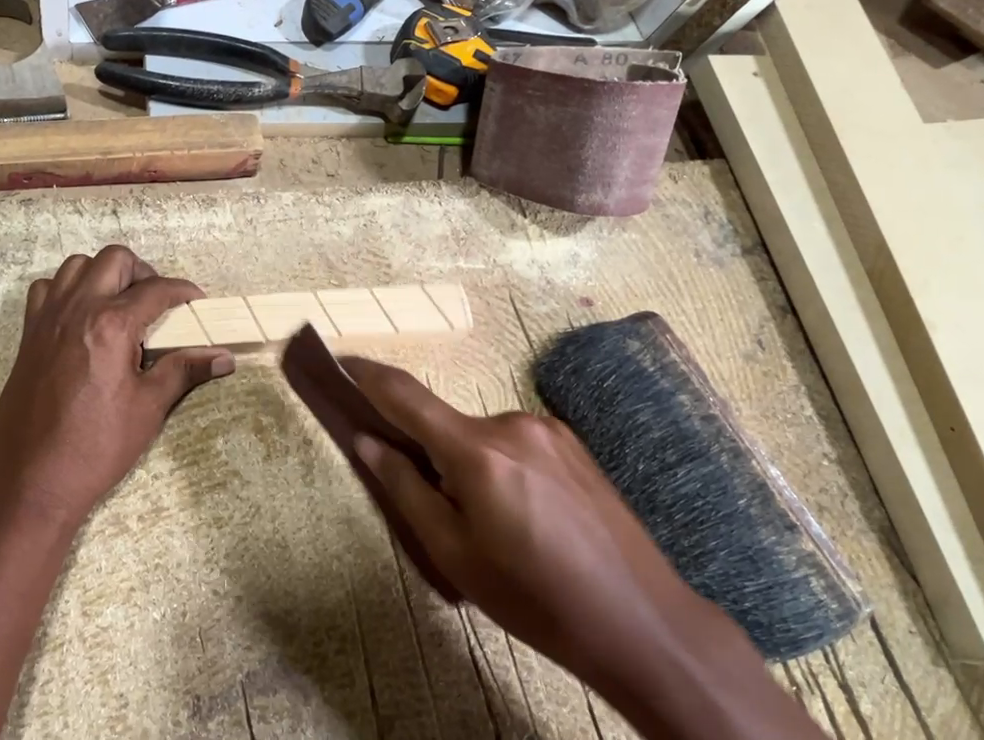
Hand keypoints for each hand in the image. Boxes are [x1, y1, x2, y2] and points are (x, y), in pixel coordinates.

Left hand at [0, 246, 234, 527]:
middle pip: (115, 259)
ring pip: (77, 265)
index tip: (197, 301)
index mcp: (111, 325)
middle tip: (157, 303)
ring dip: (103, 274)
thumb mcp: (148, 409)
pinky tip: (81, 318)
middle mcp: (77, 309)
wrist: (31, 479)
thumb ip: (184, 371)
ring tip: (120, 305)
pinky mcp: (28, 334)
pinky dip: (66, 289)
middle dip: (143, 272)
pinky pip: (47, 289)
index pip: (156, 290)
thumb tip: (223, 356)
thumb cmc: (95, 447)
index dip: (183, 291)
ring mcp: (47, 318)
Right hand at [342, 359, 822, 739]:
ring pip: (481, 439)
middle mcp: (513, 424)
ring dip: (467, 466)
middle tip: (435, 511)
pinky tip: (524, 521)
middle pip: (445, 425)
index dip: (366, 374)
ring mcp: (550, 432)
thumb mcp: (455, 554)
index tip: (338, 360)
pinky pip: (514, 445)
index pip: (405, 396)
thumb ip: (405, 489)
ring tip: (491, 529)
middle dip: (427, 454)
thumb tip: (367, 442)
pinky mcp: (575, 446)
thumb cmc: (536, 599)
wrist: (645, 624)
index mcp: (478, 451)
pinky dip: (498, 469)